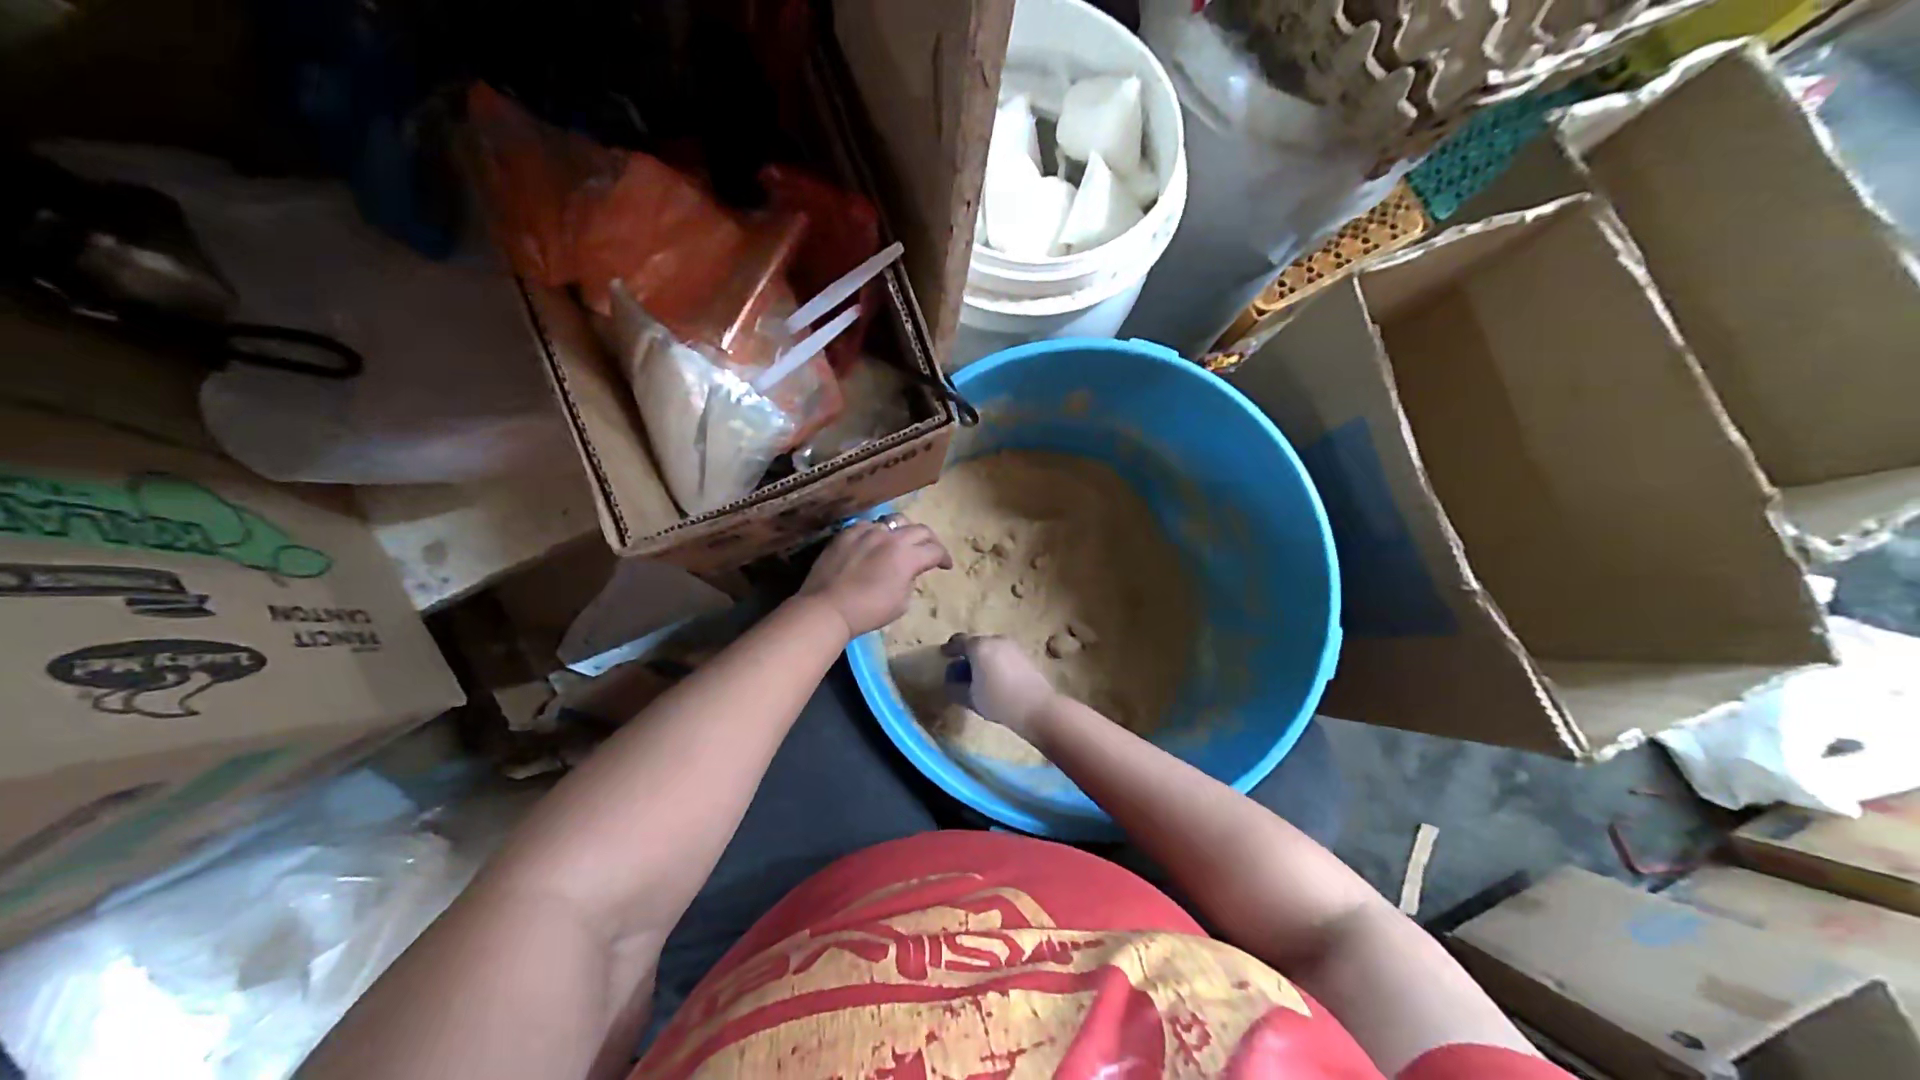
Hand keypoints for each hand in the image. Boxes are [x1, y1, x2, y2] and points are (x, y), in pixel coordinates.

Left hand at [797, 517, 952, 639]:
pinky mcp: (847, 533)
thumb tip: (908, 572)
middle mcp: (890, 537)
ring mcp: (867, 531)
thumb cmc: (868, 611)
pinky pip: (868, 525)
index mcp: (908, 556)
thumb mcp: (901, 603)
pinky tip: (874, 542)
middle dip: (929, 541)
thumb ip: (910, 581)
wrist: (827, 607)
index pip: (935, 550)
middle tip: (930, 551)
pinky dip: (878, 532)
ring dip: (903, 531)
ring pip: (894, 521)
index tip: (945, 566)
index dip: (944, 558)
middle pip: (919, 529)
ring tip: (902, 541)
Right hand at [942, 634, 1060, 744]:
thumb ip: (954, 687)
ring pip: (991, 648)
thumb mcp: (969, 698)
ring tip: (977, 675)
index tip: (943, 654)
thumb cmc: (999, 700)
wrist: (1037, 707)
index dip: (949, 648)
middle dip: (966, 654)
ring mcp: (1013, 646)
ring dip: (982, 658)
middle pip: (976, 643)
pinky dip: (995, 662)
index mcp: (979, 646)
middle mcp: (996, 640)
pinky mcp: (1025, 656)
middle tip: (959, 668)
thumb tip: (951, 680)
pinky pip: (1003, 654)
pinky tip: (994, 677)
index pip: (959, 641)